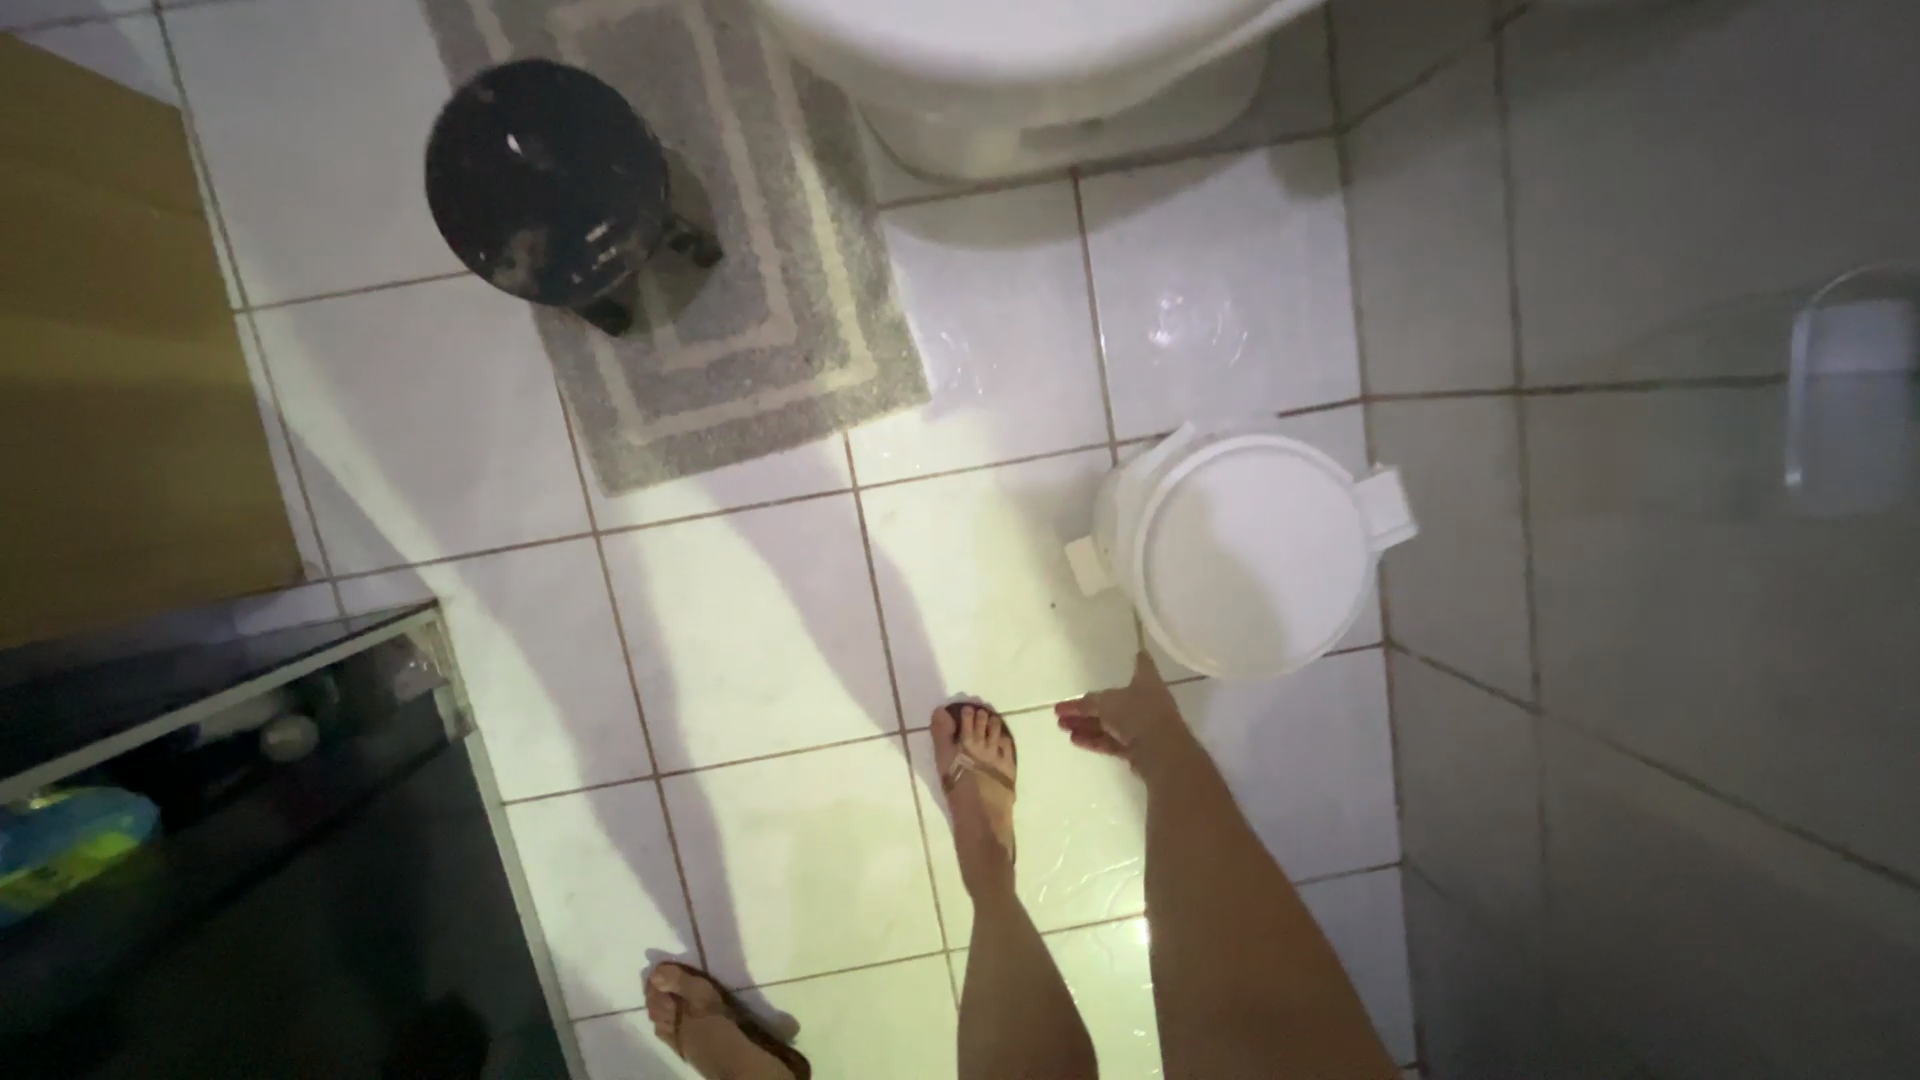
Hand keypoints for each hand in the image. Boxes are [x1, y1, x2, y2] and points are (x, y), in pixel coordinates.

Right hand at [1056, 650, 1181, 757]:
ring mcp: (1142, 727)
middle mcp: (1146, 703)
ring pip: (1109, 724)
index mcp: (1146, 683)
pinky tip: (1074, 740)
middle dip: (1087, 706)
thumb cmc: (1137, 714)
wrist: (1160, 752)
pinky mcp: (1136, 749)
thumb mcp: (1106, 702)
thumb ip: (1089, 702)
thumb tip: (1077, 705)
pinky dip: (1094, 740)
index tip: (1138, 652)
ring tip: (1062, 726)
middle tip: (1061, 710)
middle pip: (1113, 702)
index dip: (1139, 660)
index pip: (1143, 666)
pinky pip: (1111, 741)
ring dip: (1086, 724)